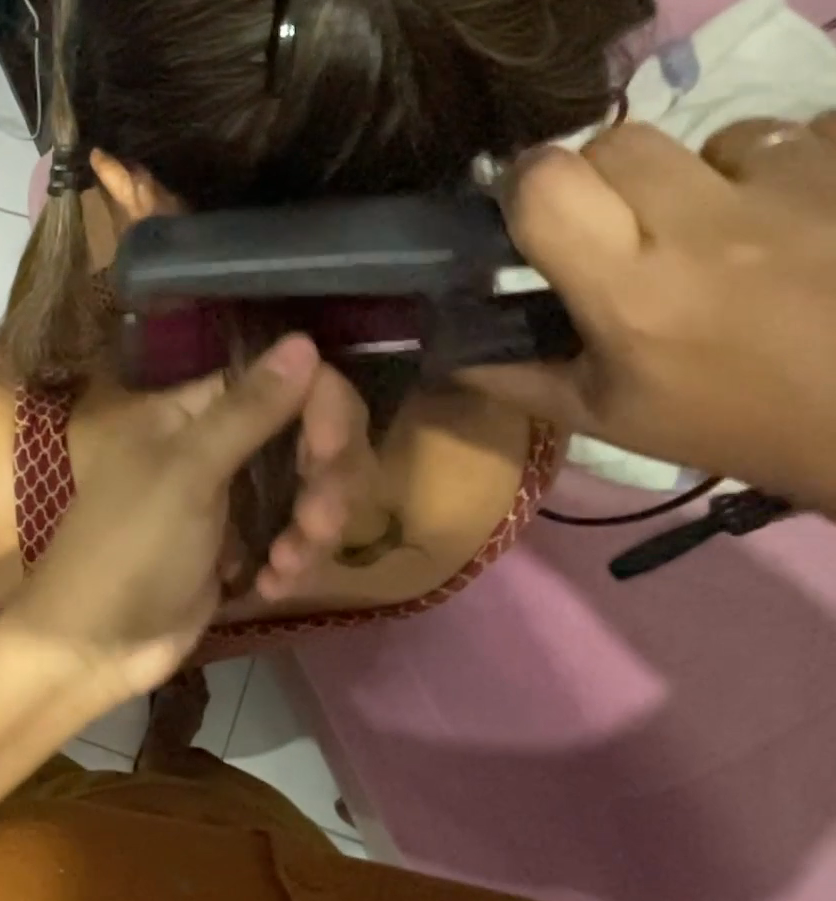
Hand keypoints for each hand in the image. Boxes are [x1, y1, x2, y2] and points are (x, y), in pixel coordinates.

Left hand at [5, 337, 360, 698]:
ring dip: (311, 529)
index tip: (328, 452)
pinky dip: (290, 562)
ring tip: (285, 566)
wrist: (91, 646)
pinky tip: (269, 587)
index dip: (319, 409)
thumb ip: (247, 412)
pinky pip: (290, 538)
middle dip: (324, 481)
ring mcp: (222, 502)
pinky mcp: (233, 550)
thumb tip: (303, 340)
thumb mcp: (185, 475)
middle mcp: (206, 450)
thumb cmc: (128, 551)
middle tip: (318, 521)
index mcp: (184, 417)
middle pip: (304, 437)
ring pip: (306, 492)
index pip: (276, 383)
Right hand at [463, 116, 835, 508]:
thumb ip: (512, 376)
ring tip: (712, 225)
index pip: (548, 185)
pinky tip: (782, 216)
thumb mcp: (598, 415)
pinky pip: (798, 136)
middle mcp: (709, 227)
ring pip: (710, 137)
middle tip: (608, 223)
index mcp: (629, 291)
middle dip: (597, 176)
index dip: (525, 188)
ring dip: (695, 173)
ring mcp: (799, 188)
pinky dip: (777, 168)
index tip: (526, 216)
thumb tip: (442, 348)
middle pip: (617, 143)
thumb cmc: (725, 423)